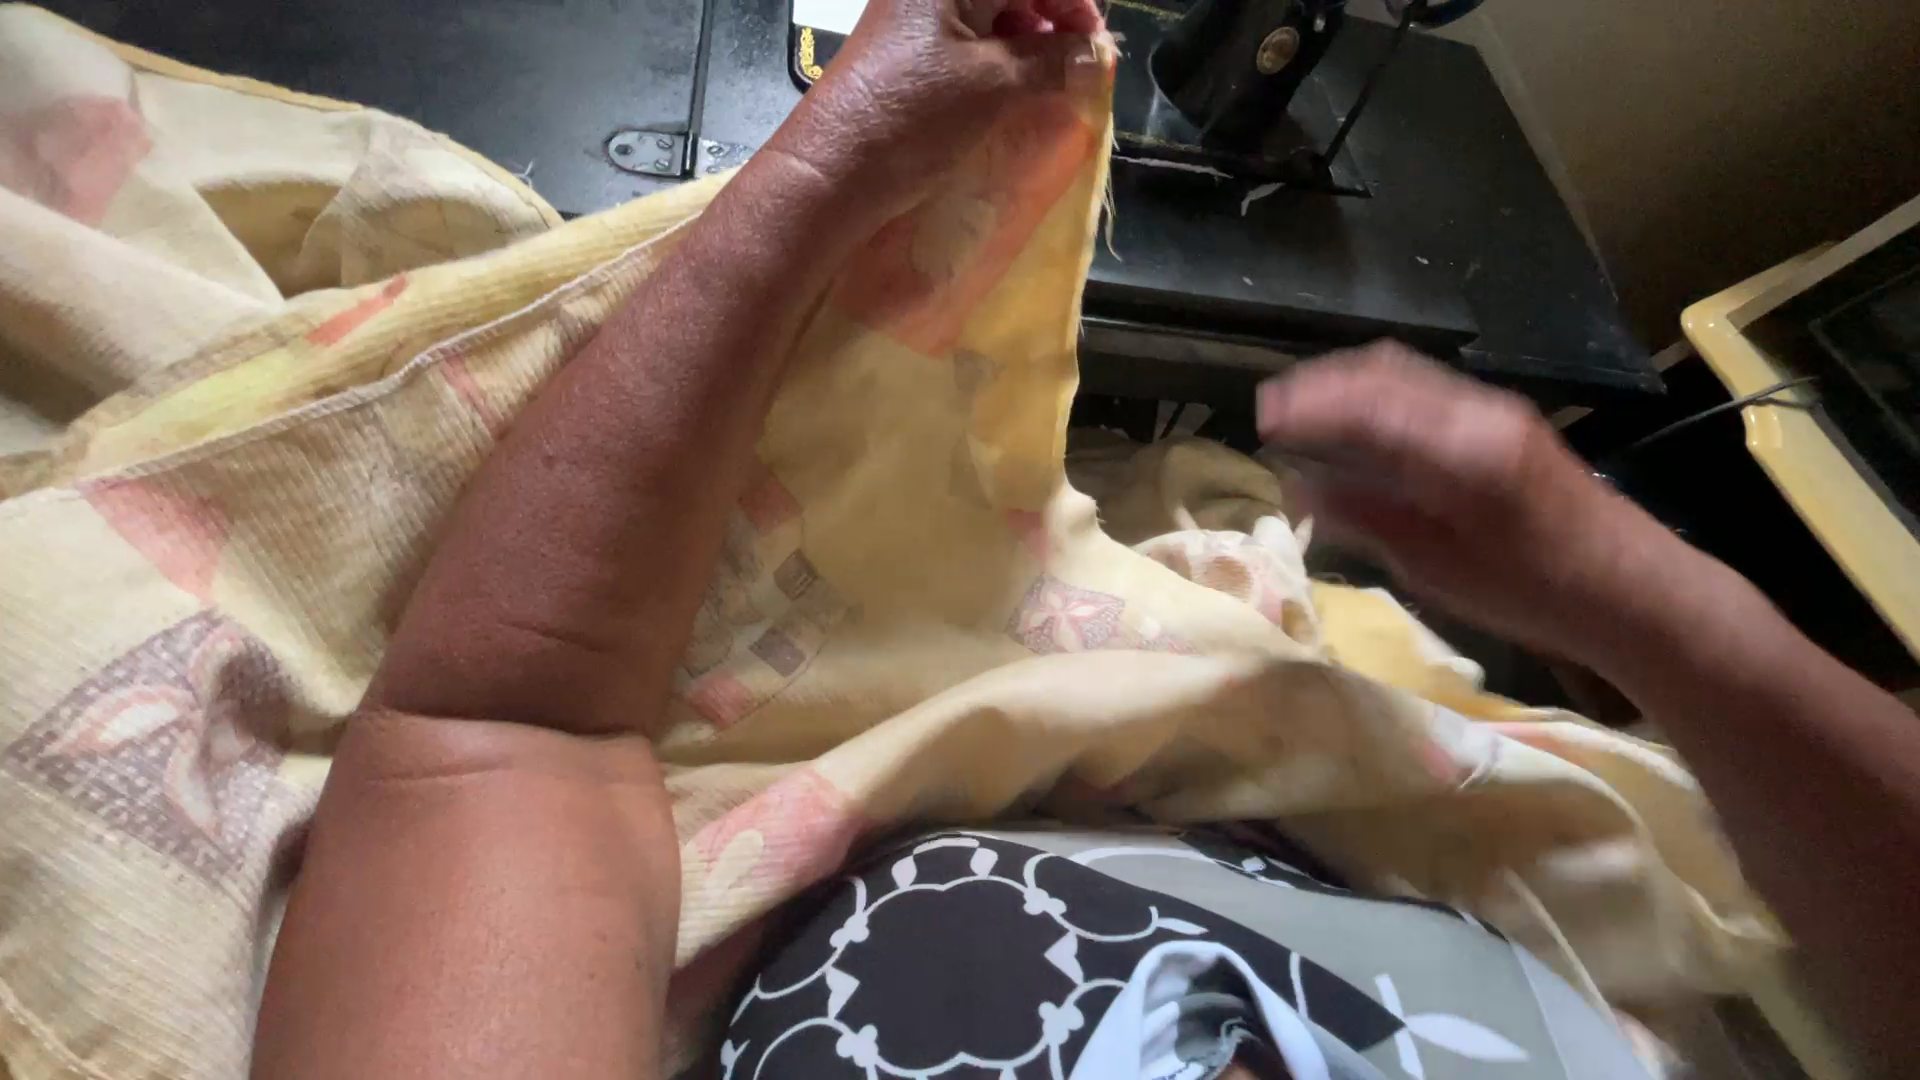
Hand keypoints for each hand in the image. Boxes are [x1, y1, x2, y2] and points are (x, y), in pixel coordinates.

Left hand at [765, 0, 1105, 215]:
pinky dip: (996, 60)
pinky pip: (965, 41)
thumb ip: (1050, 63)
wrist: (836, 172)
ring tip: (1048, 83)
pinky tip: (1010, 89)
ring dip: (1026, 42)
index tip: (1099, 45)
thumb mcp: (993, 86)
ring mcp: (914, 18)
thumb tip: (1096, 58)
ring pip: (988, 14)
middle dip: (1051, 22)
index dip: (1074, 4)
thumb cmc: (914, 118)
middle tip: (1077, 67)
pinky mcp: (905, 54)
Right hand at [1255, 342, 1686, 658]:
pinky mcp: (1496, 421)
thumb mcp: (1433, 567)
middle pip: (1382, 371)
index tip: (1262, 422)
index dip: (1308, 406)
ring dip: (1342, 386)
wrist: (1634, 590)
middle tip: (1270, 414)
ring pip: (1401, 374)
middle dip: (1317, 384)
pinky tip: (1349, 428)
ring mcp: (1492, 410)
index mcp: (1463, 450)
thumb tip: (1300, 487)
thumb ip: (1365, 518)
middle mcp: (1478, 413)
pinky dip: (1371, 398)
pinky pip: (1419, 392)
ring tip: (1297, 415)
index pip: (1368, 406)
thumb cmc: (1532, 592)